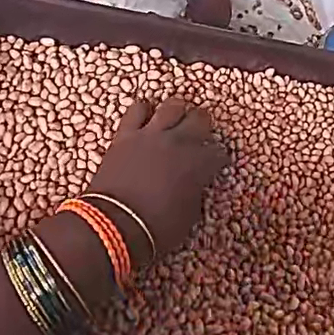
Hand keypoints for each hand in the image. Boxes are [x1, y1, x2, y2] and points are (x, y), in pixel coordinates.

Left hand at [86, 99, 227, 261]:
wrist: (115, 225)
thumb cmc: (156, 229)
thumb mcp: (188, 216)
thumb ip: (195, 193)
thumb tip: (194, 185)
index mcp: (199, 164)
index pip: (218, 153)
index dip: (218, 159)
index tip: (214, 164)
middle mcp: (179, 143)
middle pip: (201, 119)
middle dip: (204, 126)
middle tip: (199, 135)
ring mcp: (152, 135)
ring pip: (173, 106)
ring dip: (177, 111)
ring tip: (176, 119)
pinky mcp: (126, 134)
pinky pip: (136, 110)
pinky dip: (143, 111)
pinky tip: (145, 117)